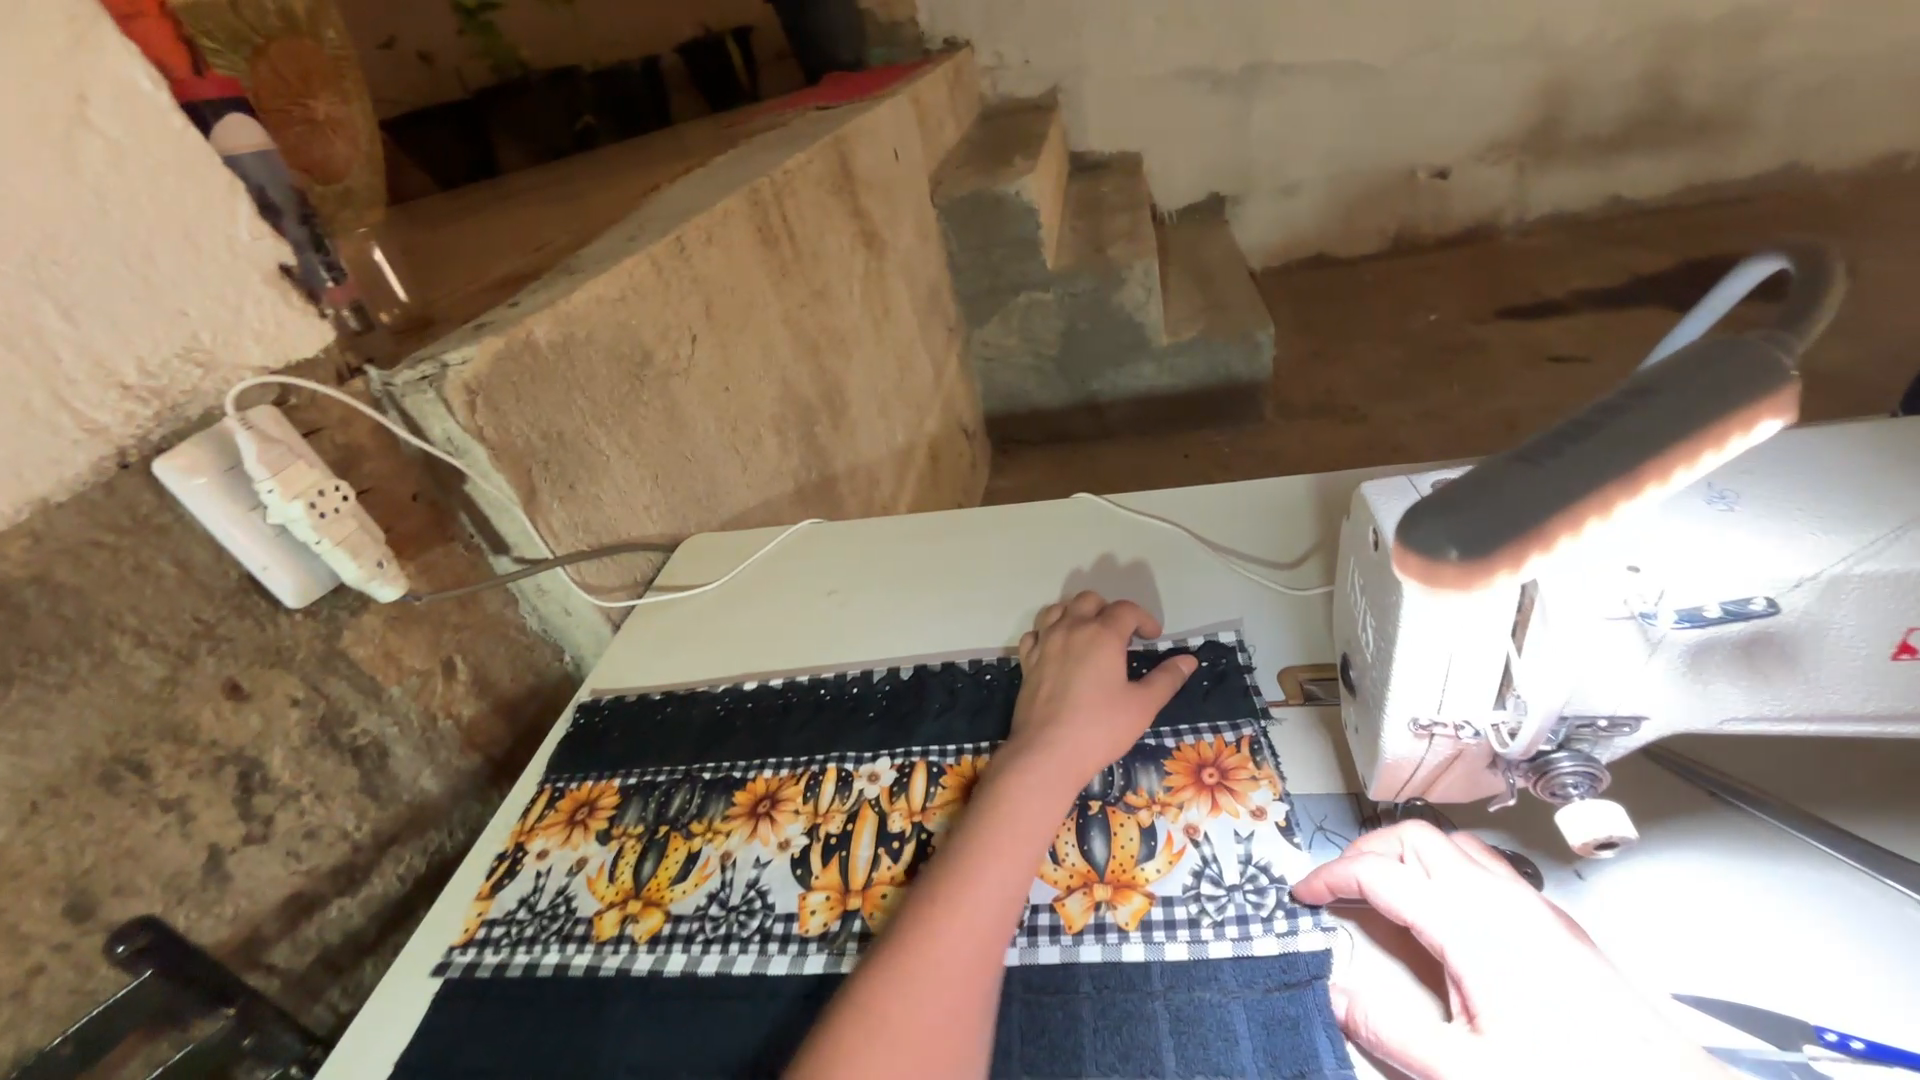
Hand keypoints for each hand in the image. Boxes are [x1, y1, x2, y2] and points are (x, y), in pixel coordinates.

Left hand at [1008, 591, 1197, 783]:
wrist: (1048, 752)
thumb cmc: (1100, 728)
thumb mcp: (1143, 705)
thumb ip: (1167, 678)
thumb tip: (1189, 660)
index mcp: (1102, 634)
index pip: (1126, 609)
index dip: (1144, 619)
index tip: (1152, 638)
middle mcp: (1070, 629)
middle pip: (1089, 600)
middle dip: (1109, 610)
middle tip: (1122, 636)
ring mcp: (1044, 643)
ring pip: (1057, 610)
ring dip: (1076, 614)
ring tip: (1089, 635)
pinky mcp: (1027, 661)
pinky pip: (1035, 633)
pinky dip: (1047, 633)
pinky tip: (1057, 650)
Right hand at [1291, 822, 1733, 1079]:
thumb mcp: (1466, 1074)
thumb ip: (1390, 1031)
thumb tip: (1335, 995)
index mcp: (1469, 928)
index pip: (1378, 875)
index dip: (1330, 877)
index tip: (1304, 894)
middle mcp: (1499, 900)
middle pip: (1412, 838)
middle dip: (1363, 851)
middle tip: (1336, 883)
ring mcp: (1531, 905)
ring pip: (1450, 842)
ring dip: (1403, 850)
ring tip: (1380, 882)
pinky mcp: (1553, 919)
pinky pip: (1484, 862)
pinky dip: (1441, 863)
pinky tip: (1439, 902)